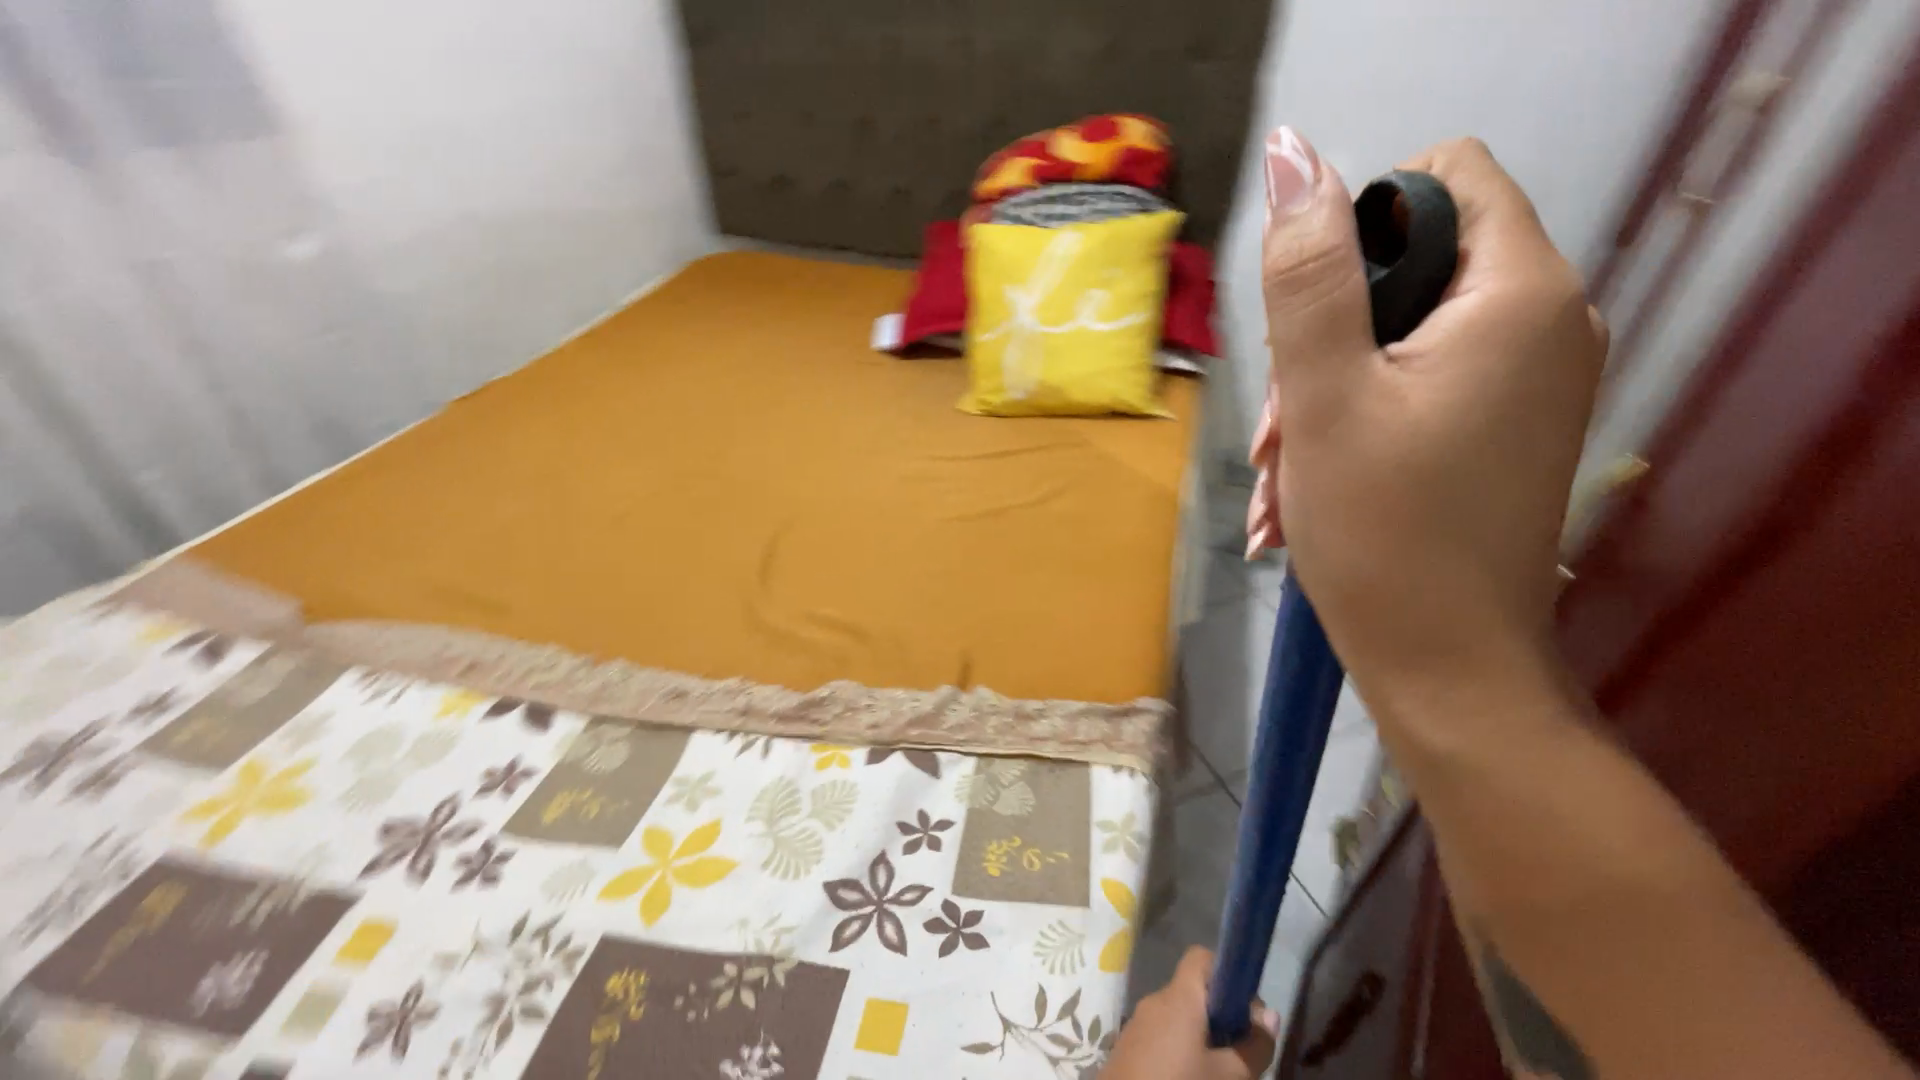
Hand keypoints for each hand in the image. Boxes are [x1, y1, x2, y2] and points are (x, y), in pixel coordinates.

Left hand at [1100, 947, 1278, 1079]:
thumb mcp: (1227, 1077)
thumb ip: (1254, 1048)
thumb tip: (1270, 1016)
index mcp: (1179, 997)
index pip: (1201, 957)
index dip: (1227, 973)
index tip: (1247, 1009)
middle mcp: (1157, 1000)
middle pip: (1195, 991)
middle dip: (1223, 1014)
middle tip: (1243, 1051)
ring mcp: (1140, 1022)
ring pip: (1181, 1015)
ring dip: (1205, 1035)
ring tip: (1222, 1072)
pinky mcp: (1130, 1044)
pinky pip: (1164, 1032)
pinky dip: (1184, 1046)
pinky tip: (1194, 1076)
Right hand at [1246, 131, 1605, 695]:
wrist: (1447, 669)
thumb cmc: (1383, 533)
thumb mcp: (1324, 397)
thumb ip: (1309, 272)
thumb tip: (1295, 156)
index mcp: (1521, 293)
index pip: (1441, 178)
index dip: (1357, 230)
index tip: (1314, 322)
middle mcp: (1546, 321)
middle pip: (1410, 263)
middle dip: (1323, 336)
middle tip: (1284, 425)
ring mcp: (1529, 378)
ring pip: (1400, 332)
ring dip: (1323, 392)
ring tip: (1284, 473)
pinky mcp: (1505, 424)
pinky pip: (1418, 383)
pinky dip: (1355, 420)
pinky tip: (1308, 485)